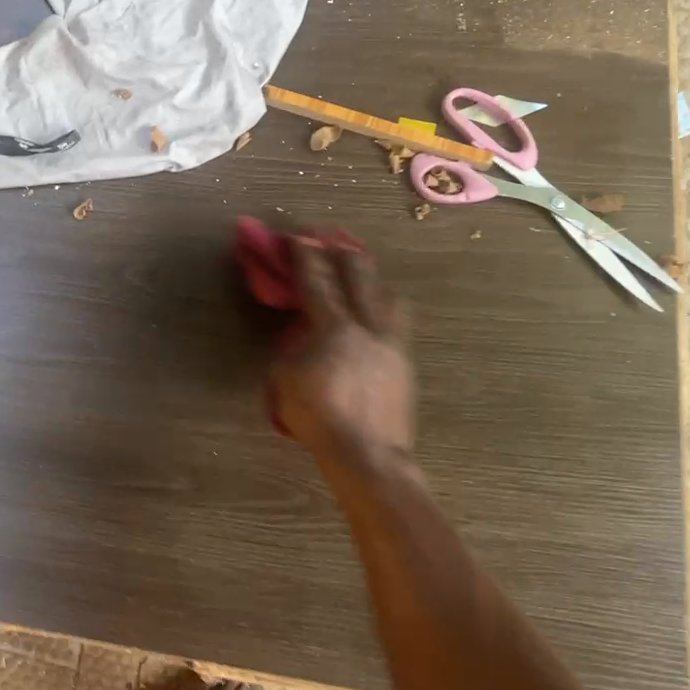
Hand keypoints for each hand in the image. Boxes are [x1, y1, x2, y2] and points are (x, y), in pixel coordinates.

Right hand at [268, 239, 414, 464]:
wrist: (367, 453)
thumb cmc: (317, 417)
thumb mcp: (283, 379)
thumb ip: (292, 348)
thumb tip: (301, 333)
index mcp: (334, 328)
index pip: (316, 282)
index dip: (305, 256)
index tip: (297, 236)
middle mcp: (369, 326)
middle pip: (359, 277)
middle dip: (342, 253)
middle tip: (330, 237)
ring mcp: (393, 343)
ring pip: (388, 296)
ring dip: (371, 278)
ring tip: (362, 271)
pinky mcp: (405, 362)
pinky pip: (397, 321)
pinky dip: (383, 307)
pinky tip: (377, 311)